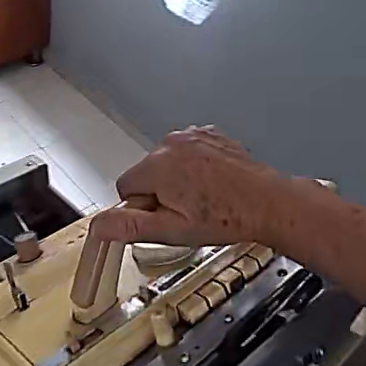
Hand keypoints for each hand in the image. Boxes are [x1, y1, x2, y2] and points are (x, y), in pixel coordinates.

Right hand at [88, 126, 335, 248]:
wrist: (267, 202)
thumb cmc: (226, 217)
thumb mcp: (173, 231)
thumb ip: (131, 227)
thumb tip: (98, 226)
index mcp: (158, 167)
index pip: (125, 187)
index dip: (142, 207)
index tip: (164, 215)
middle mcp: (172, 143)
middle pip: (146, 171)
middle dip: (159, 191)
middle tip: (188, 209)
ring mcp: (193, 135)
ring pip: (167, 160)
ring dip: (178, 177)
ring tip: (204, 196)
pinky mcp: (209, 133)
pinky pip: (188, 150)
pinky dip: (195, 164)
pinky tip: (213, 182)